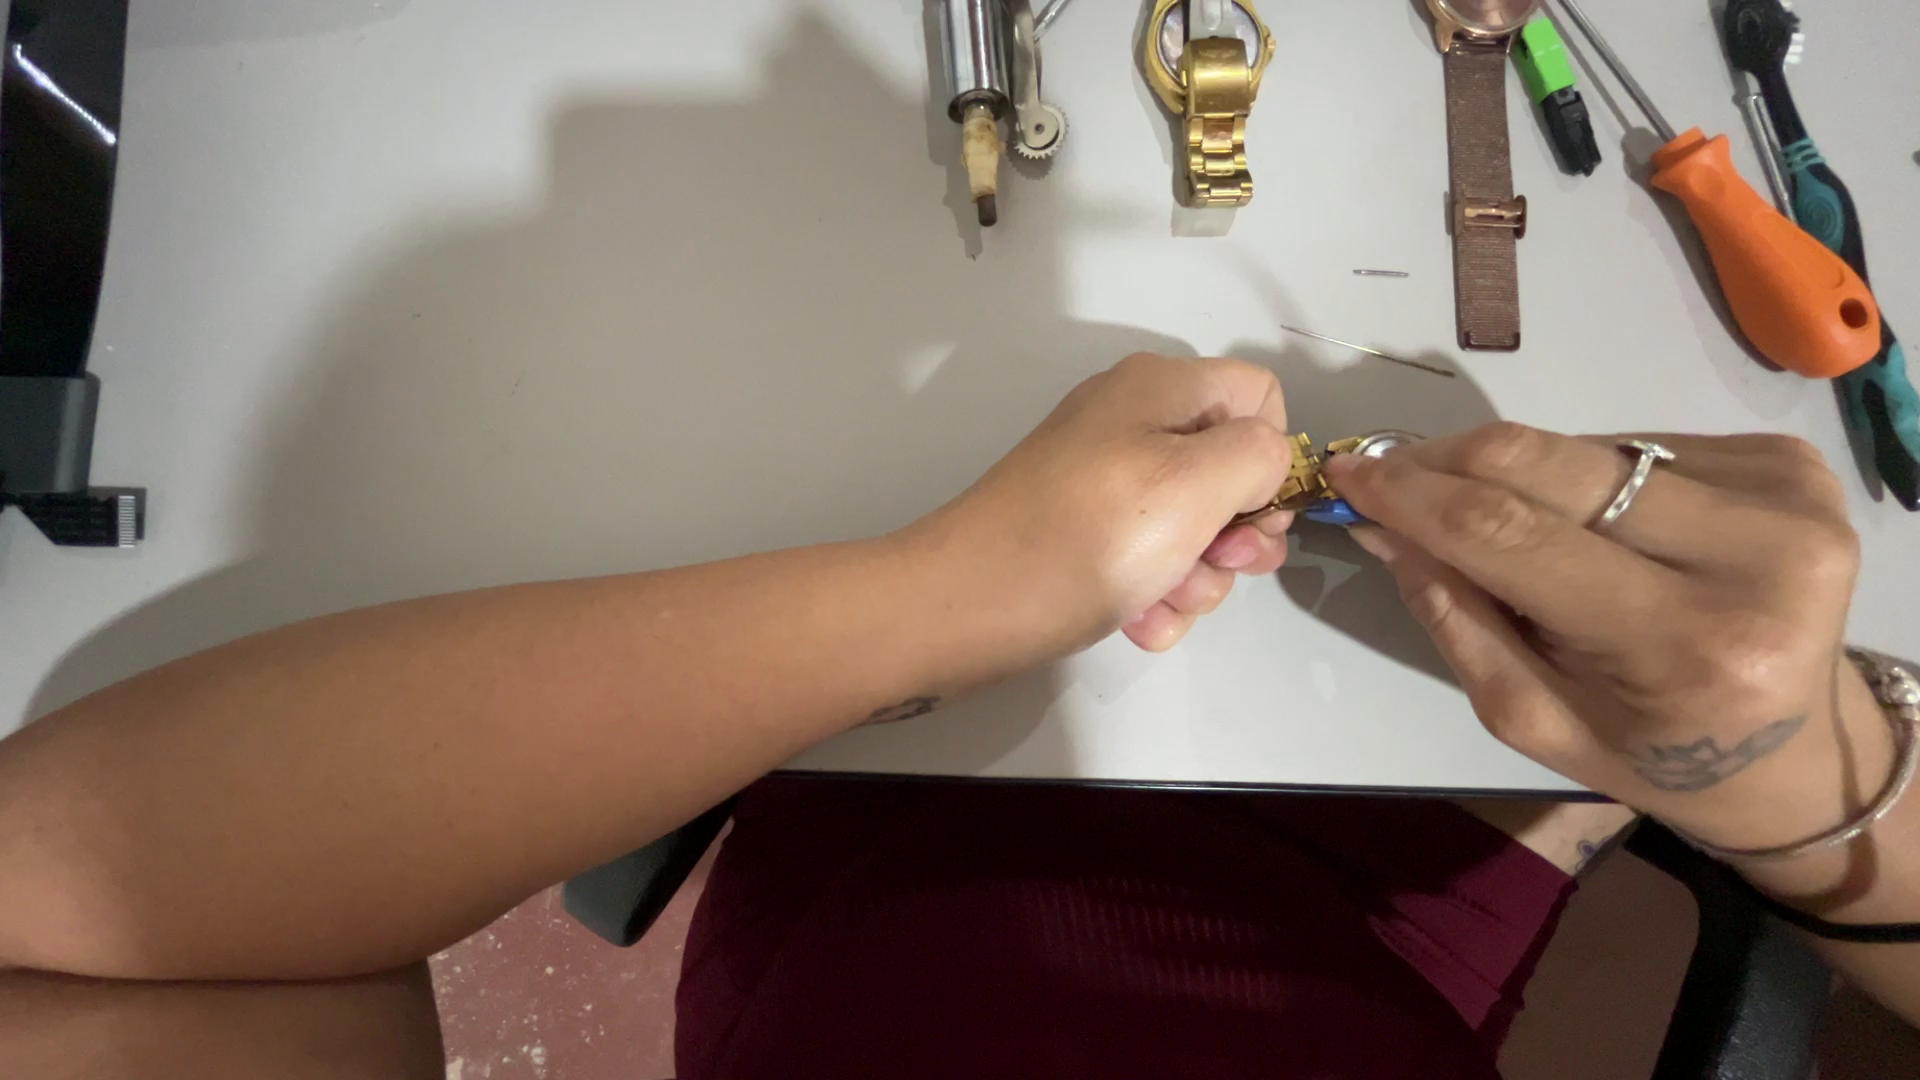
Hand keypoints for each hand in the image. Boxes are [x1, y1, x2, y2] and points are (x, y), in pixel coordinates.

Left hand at [921, 354, 1295, 655]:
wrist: (970, 607)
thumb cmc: (1089, 537)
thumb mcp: (1193, 481)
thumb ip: (1258, 454)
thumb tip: (1263, 458)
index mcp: (1156, 390)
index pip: (1257, 396)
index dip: (1271, 455)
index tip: (1255, 511)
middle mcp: (1128, 428)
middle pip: (1227, 472)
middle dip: (1235, 533)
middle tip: (1217, 566)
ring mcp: (1101, 488)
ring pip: (1190, 531)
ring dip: (1194, 578)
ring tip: (1160, 601)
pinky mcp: (1081, 539)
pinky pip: (1145, 562)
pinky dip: (1153, 597)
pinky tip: (1136, 623)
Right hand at [1329, 424, 1879, 849]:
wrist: (1800, 749)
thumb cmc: (1641, 747)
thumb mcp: (1520, 710)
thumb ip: (1448, 611)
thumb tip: (1380, 524)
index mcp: (1682, 641)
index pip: (1505, 533)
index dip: (1408, 493)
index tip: (1342, 474)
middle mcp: (1756, 552)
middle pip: (1539, 463)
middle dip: (1434, 462)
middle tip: (1378, 475)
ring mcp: (1784, 496)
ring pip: (1569, 445)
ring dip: (1490, 468)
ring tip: (1462, 506)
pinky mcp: (1790, 464)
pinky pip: (1617, 446)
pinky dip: (1556, 473)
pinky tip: (1558, 515)